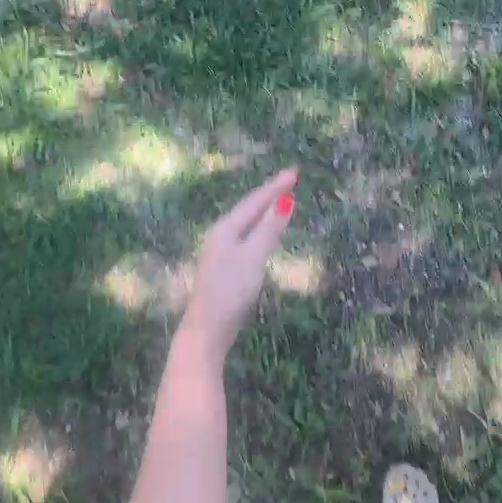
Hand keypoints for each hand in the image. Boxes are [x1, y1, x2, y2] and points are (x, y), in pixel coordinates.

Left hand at [179, 169, 296, 360]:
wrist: (206, 330)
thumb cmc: (230, 292)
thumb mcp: (254, 257)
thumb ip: (269, 229)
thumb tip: (285, 200)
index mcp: (225, 229)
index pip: (254, 202)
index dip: (275, 187)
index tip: (295, 172)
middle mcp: (219, 236)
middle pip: (249, 210)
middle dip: (270, 195)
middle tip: (290, 181)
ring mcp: (220, 252)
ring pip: (247, 224)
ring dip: (265, 211)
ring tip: (281, 200)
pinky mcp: (224, 267)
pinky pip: (246, 237)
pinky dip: (260, 228)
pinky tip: (264, 234)